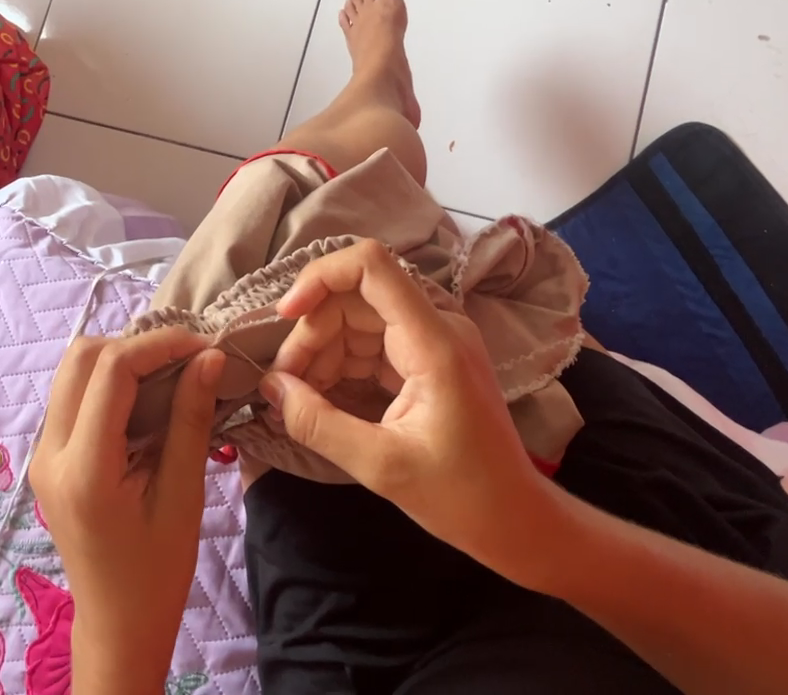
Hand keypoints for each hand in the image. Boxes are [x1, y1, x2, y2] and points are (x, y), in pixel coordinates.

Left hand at [31, 329, 224, 693]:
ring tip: (168, 372)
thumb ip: (191, 419)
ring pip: (72, 370)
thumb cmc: (157, 571)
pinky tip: (144, 395)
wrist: (117, 623)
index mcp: (83, 468)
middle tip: (184, 359)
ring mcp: (42, 453)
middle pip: (80, 357)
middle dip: (135, 344)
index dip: (160, 345)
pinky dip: (107, 380)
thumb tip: (209, 358)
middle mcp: (49, 452)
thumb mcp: (183, 495)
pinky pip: (72, 394)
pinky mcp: (48, 456)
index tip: (203, 347)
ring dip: (119, 358)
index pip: (112, 371)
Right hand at [263, 240, 572, 587]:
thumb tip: (270, 386)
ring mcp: (431, 339)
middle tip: (284, 383)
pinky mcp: (424, 357)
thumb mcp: (381, 466)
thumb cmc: (461, 496)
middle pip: (354, 297)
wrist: (516, 520)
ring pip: (356, 318)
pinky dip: (339, 362)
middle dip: (311, 332)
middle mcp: (435, 326)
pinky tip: (322, 396)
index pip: (371, 266)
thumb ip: (318, 424)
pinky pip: (369, 340)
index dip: (320, 277)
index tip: (286, 316)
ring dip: (320, 350)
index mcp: (433, 342)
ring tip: (300, 397)